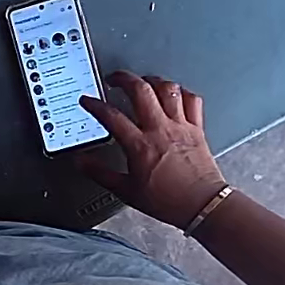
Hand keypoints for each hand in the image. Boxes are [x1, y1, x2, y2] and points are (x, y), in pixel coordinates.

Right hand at [77, 72, 228, 228]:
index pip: (111, 116)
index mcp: (140, 145)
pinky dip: (181, 92)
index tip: (88, 101)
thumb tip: (82, 162)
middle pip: (141, 90)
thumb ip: (100, 173)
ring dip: (152, 80)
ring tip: (142, 81)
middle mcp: (161, 130)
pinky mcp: (197, 129)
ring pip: (167, 89)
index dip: (95, 105)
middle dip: (123, 78)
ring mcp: (180, 126)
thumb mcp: (126, 190)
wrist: (202, 206)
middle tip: (114, 78)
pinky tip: (173, 93)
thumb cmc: (168, 200)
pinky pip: (191, 100)